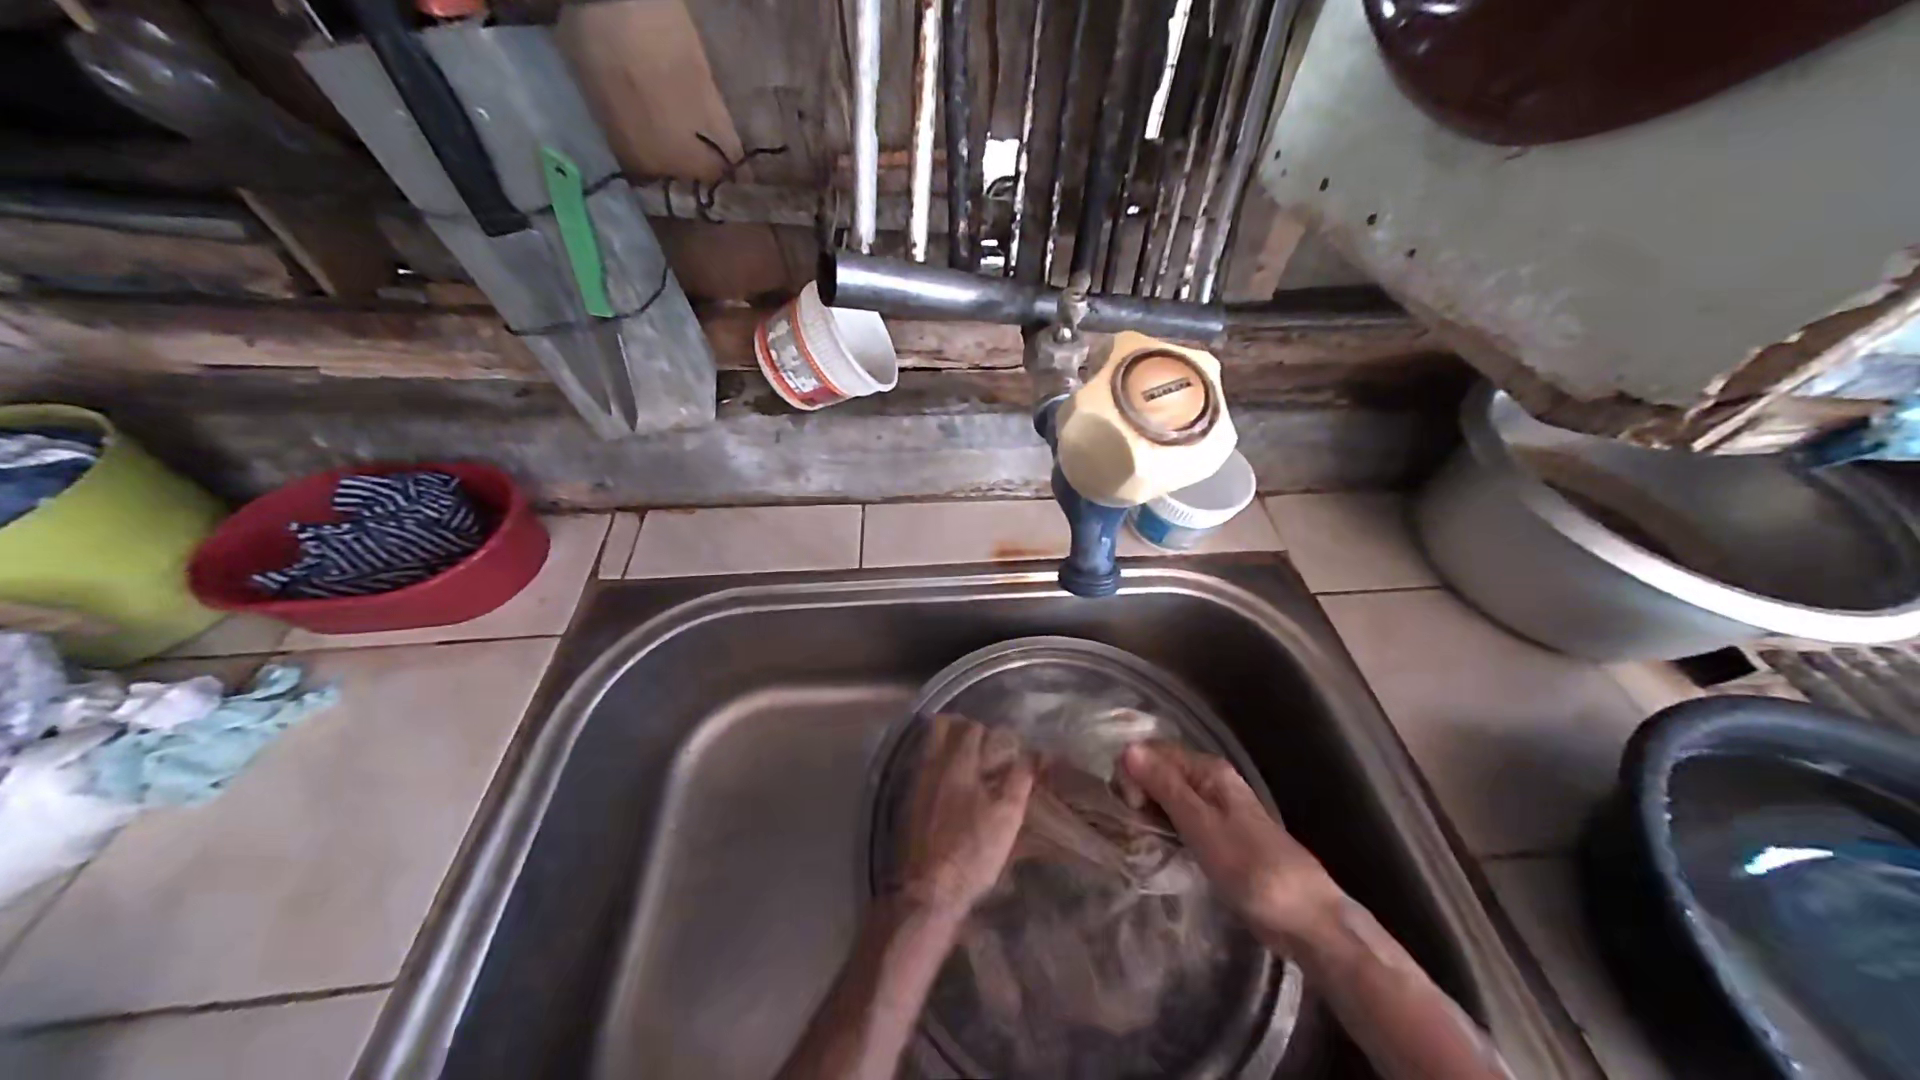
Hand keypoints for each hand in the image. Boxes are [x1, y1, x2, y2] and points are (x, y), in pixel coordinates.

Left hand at [898, 715, 1035, 914]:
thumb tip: (1031, 754)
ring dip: (946, 745)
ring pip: (928, 747)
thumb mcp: (1007, 818)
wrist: (927, 889)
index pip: (970, 728)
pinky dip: (936, 766)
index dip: (988, 731)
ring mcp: (915, 783)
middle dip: (960, 726)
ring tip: (967, 764)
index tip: (1001, 744)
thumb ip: (1019, 780)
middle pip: (940, 727)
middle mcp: (932, 765)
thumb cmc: (972, 851)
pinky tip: (950, 787)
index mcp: (958, 763)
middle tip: (979, 741)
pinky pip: (921, 768)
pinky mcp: (906, 802)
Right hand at [1121, 740, 1341, 947]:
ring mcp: (1214, 808)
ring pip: (1166, 795)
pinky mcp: (1216, 834)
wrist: (1304, 918)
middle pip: (1158, 771)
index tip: (1132, 808)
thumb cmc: (1251, 869)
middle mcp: (1210, 780)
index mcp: (1208, 770)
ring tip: (1143, 839)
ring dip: (1148, 811)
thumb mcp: (1200, 825)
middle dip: (1138, 792)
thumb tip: (1128, 748)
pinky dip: (1163, 826)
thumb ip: (1164, 786)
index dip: (1133, 773)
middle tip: (1137, 828)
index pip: (1152, 751)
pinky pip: (1178, 818)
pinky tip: (1158, 846)